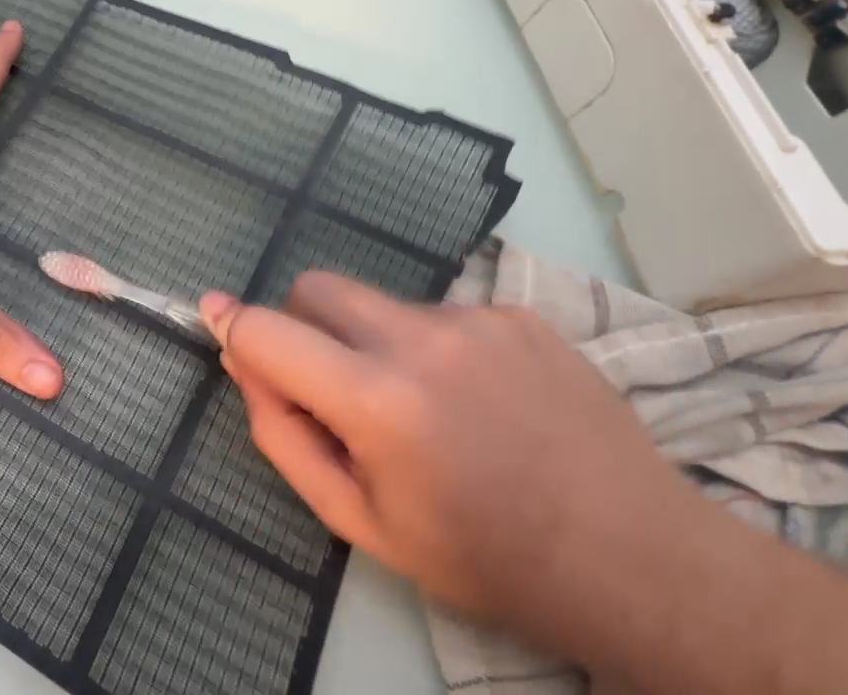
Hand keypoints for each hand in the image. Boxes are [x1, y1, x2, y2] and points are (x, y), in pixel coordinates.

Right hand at [200, 274, 704, 648]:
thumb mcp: (359, 519)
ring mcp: (478, 318)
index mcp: (379, 402)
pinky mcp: (519, 313)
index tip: (210, 313)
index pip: (270, 331)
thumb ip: (284, 436)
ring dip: (369, 342)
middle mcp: (423, 340)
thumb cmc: (481, 555)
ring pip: (378, 304)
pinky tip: (475, 400)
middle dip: (300, 325)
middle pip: (317, 288)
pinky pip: (438, 313)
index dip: (231, 322)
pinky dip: (429, 347)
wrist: (637, 560)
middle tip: (329, 386)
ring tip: (424, 409)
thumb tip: (245, 363)